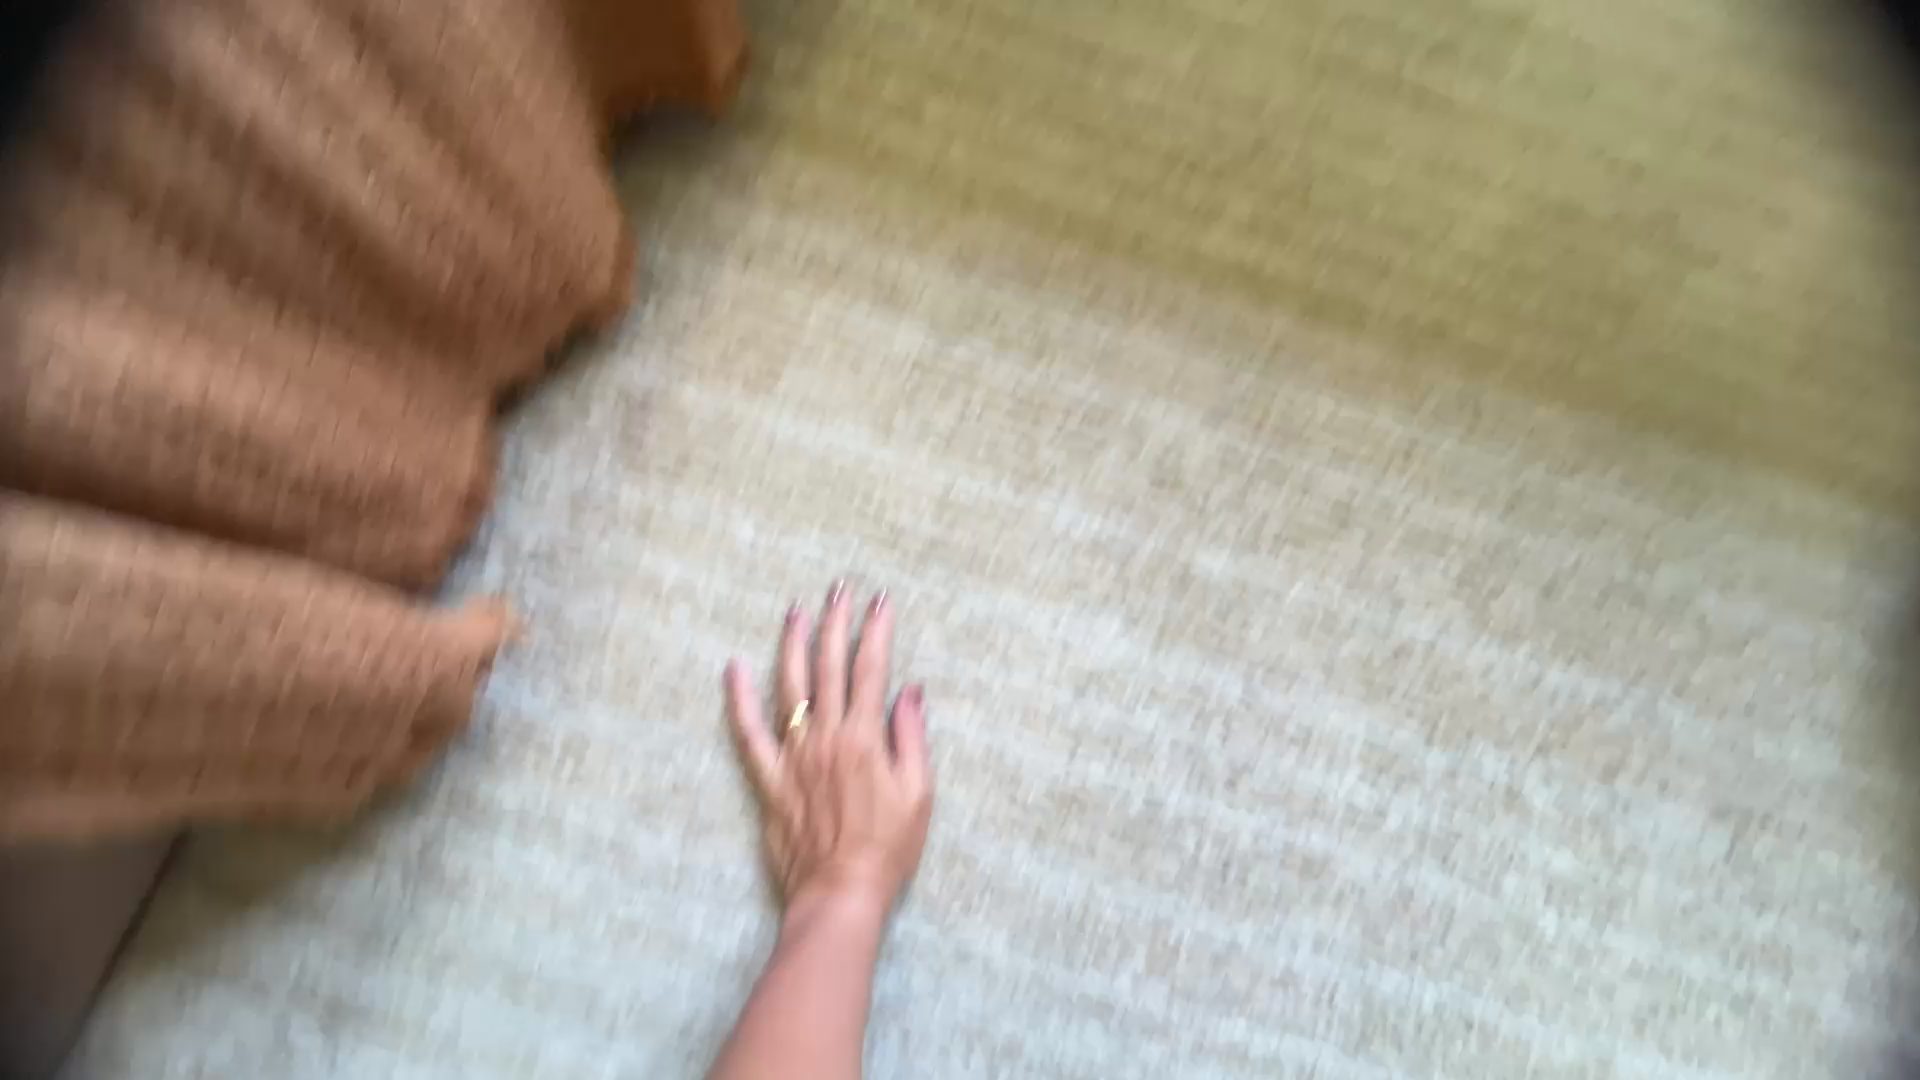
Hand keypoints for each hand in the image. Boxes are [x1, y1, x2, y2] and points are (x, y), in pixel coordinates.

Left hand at [724, 582, 933, 928]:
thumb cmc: (888, 846)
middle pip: (830, 666)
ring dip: (793, 644)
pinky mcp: (770, 778)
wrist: (840, 894)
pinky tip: (734, 668)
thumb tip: (910, 690)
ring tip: (796, 610)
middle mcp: (827, 735)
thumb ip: (912, 736)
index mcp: (866, 737)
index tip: (881, 600)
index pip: (872, 668)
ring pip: (791, 687)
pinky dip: (739, 699)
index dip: (877, 630)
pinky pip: (748, 733)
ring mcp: (794, 754)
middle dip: (835, 622)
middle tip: (838, 589)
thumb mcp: (919, 792)